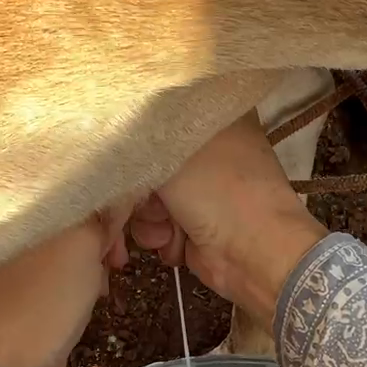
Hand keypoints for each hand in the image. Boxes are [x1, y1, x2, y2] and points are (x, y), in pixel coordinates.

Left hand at [0, 205, 131, 366]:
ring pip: (57, 244)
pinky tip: (87, 296)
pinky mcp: (5, 292)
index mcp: (2, 205)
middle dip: (97, 233)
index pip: (63, 184)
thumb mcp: (80, 244)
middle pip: (61, 214)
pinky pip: (48, 273)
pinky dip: (69, 281)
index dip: (100, 199)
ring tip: (103, 281)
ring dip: (87, 260)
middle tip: (117, 258)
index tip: (123, 221)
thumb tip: (117, 190)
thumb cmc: (42, 300)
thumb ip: (98, 211)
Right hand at [127, 114, 326, 324]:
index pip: (156, 112)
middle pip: (142, 159)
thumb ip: (134, 137)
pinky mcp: (190, 223)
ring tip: (168, 226)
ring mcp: (198, 188)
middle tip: (152, 197)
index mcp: (210, 114)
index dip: (136, 136)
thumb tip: (113, 132)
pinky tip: (174, 242)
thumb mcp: (168, 149)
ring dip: (147, 217)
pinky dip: (159, 236)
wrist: (254, 254)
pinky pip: (153, 223)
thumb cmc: (218, 191)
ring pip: (143, 195)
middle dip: (139, 187)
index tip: (127, 153)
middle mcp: (204, 148)